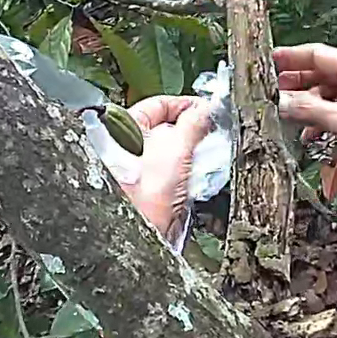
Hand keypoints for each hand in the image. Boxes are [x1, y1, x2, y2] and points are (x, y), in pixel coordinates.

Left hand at [118, 95, 213, 238]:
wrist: (145, 233)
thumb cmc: (146, 193)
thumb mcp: (176, 148)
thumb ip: (194, 123)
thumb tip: (207, 107)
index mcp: (125, 127)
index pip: (158, 104)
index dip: (184, 104)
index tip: (208, 109)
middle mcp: (129, 146)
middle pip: (168, 126)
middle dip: (193, 129)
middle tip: (212, 132)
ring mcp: (141, 167)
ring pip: (174, 149)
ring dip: (194, 151)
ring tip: (208, 155)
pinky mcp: (153, 187)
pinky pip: (176, 170)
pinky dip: (190, 169)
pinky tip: (200, 174)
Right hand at [274, 43, 336, 210]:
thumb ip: (310, 109)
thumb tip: (283, 101)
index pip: (322, 55)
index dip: (294, 57)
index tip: (271, 60)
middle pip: (324, 76)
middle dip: (298, 84)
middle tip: (273, 91)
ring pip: (329, 99)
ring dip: (308, 108)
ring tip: (286, 116)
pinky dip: (322, 124)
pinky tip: (309, 135)